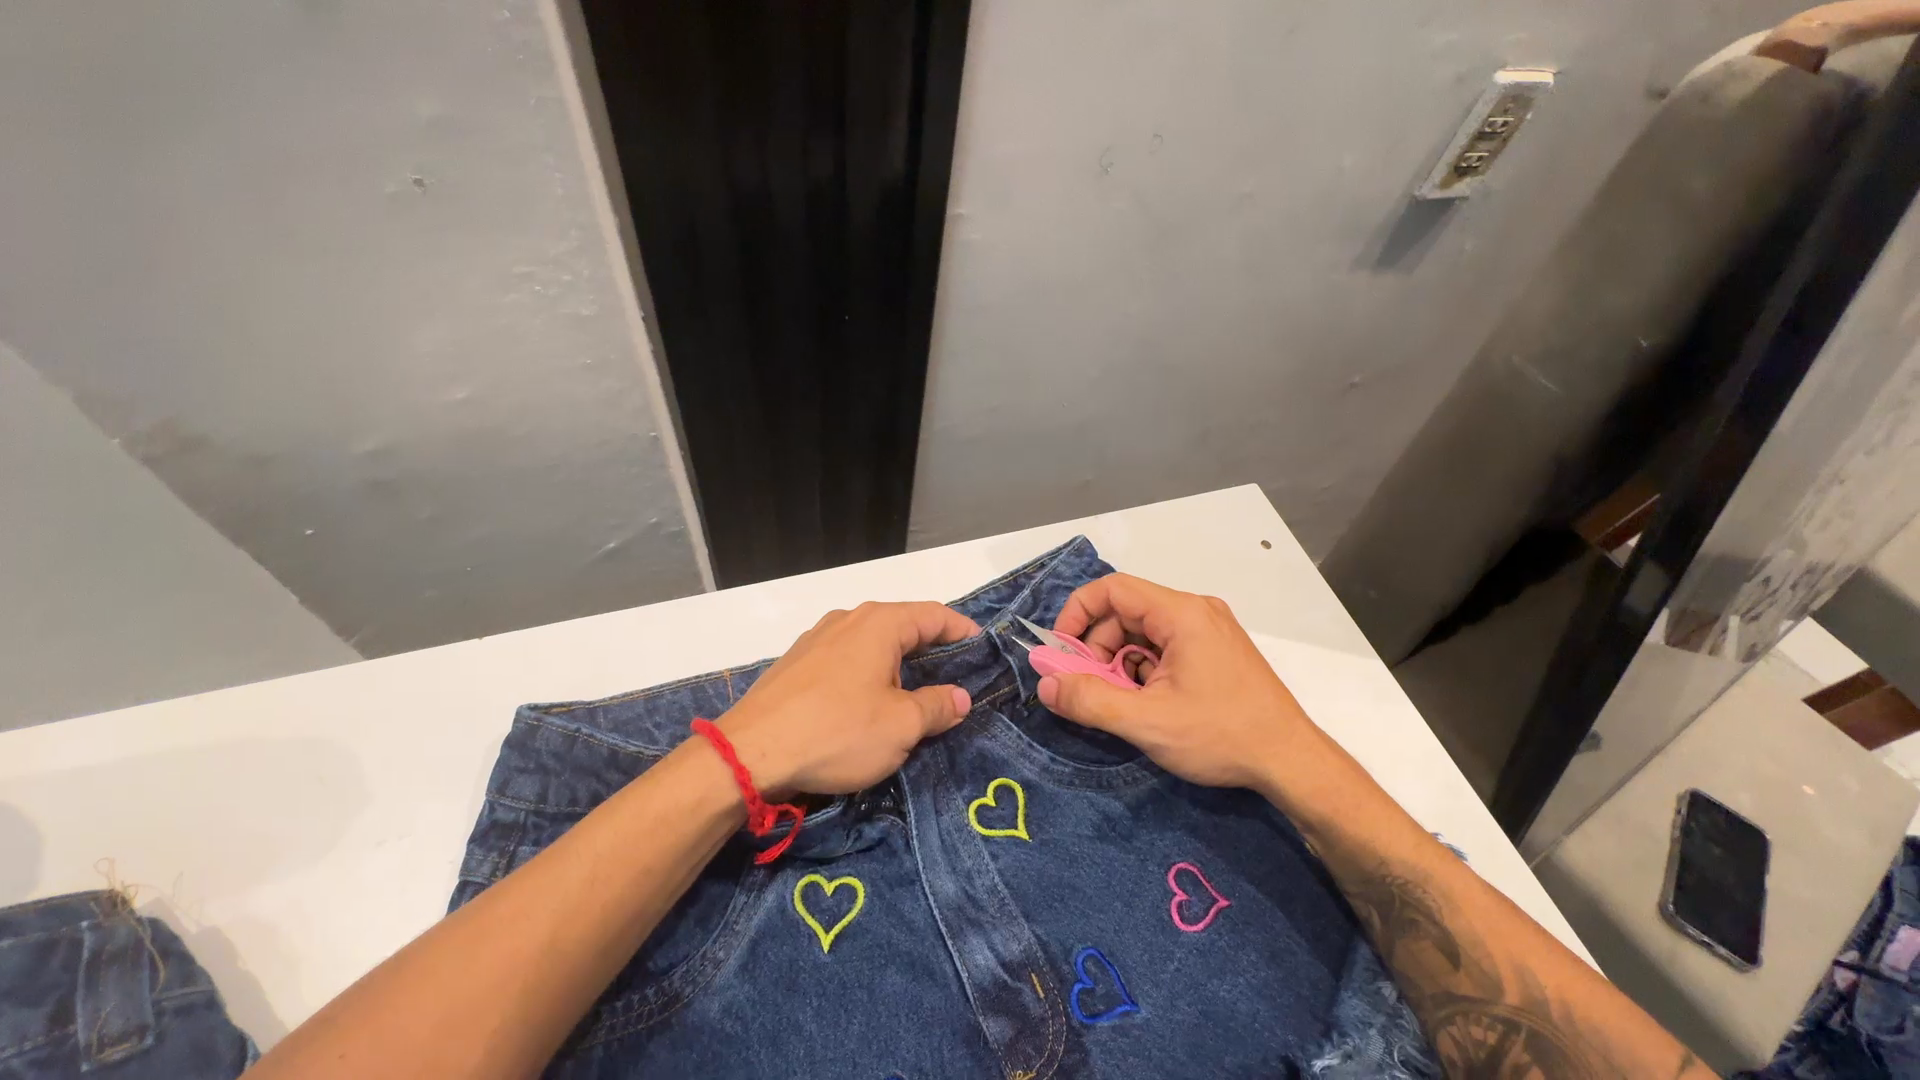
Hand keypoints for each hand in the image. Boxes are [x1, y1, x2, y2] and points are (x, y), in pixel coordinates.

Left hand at [717, 601, 978, 796]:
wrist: (749, 752)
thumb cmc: (837, 732)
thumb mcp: (900, 726)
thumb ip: (936, 707)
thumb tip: (960, 697)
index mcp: (880, 624)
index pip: (934, 615)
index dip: (963, 630)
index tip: (984, 648)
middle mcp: (848, 620)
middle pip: (902, 624)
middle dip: (932, 647)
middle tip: (956, 674)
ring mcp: (817, 640)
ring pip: (871, 642)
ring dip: (897, 661)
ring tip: (915, 690)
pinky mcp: (796, 664)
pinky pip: (845, 659)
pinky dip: (868, 672)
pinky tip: (868, 701)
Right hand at [1038, 573, 1320, 789]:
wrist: (1291, 761)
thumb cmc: (1221, 736)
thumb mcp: (1146, 721)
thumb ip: (1090, 700)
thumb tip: (1045, 684)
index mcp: (1181, 614)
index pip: (1112, 589)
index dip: (1077, 615)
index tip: (1061, 653)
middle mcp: (1196, 611)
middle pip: (1126, 612)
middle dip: (1098, 648)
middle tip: (1091, 689)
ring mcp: (1210, 631)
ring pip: (1144, 632)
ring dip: (1121, 663)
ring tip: (1124, 703)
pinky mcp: (1217, 652)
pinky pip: (1165, 647)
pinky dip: (1145, 670)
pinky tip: (1150, 703)